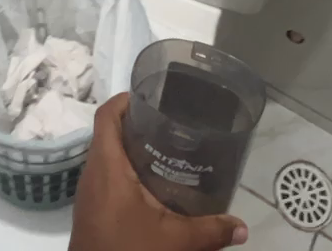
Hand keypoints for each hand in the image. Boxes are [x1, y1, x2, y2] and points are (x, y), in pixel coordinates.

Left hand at [70, 94, 248, 250]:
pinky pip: (104, 174)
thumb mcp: (171, 242)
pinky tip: (151, 182)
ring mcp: (89, 192)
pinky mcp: (91, 209)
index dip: (125, 99)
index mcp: (107, 166)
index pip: (106, 115)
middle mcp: (93, 173)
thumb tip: (242, 227)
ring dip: (129, 145)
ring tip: (165, 146)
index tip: (151, 95)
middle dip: (136, 121)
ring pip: (105, 153)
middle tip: (169, 121)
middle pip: (108, 131)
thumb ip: (208, 230)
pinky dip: (124, 168)